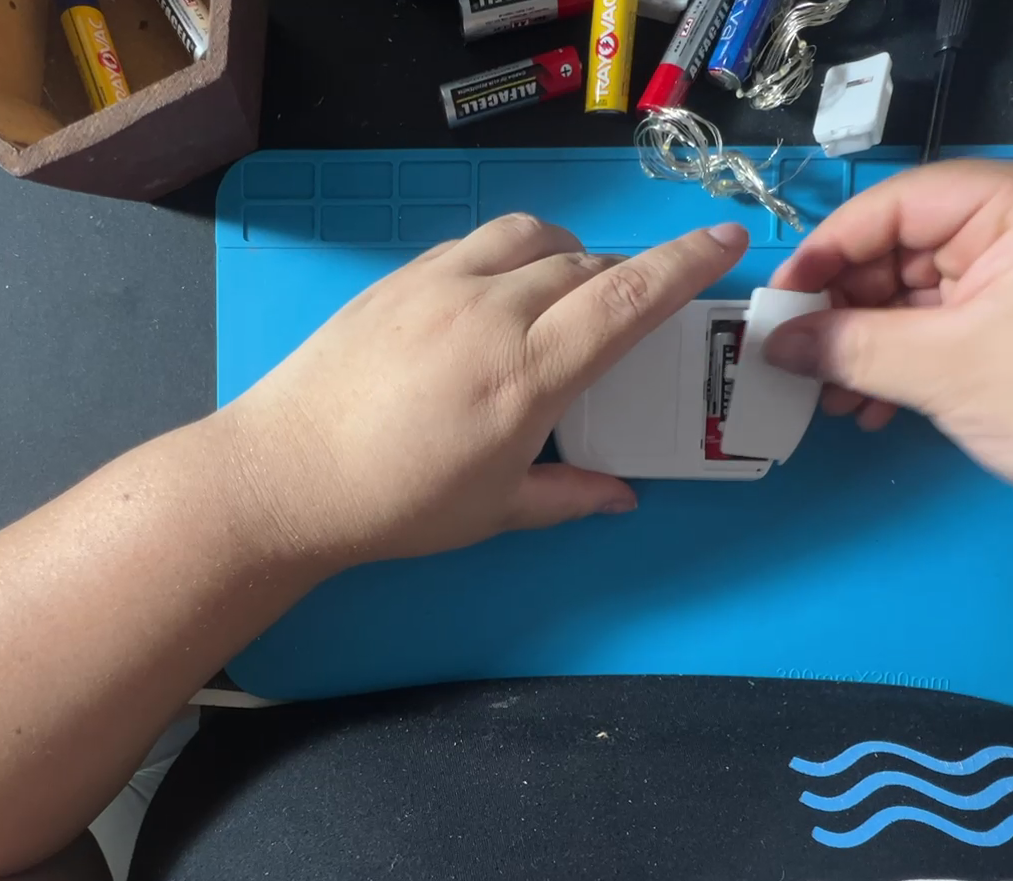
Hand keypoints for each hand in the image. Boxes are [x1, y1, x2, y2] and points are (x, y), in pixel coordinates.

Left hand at [218, 214, 748, 564]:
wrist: (287, 475)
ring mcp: (439, 284)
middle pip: (585, 264)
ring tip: (565, 293)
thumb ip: (568, 494)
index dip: (684, 265)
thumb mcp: (494, 511)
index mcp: (527, 374)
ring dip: (567, 255)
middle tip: (627, 312)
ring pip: (531, 237)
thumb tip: (623, 497)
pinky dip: (510, 255)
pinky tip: (498, 293)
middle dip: (623, 277)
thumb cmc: (397, 505)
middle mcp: (491, 311)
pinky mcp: (399, 278)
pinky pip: (476, 243)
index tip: (725, 240)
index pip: (626, 299)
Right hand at [767, 162, 1012, 531]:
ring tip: (831, 400)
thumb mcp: (949, 370)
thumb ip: (849, 348)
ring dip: (865, 349)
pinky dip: (900, 367)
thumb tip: (771, 343)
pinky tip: (871, 408)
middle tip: (798, 362)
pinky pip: (941, 333)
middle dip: (844, 312)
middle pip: (903, 252)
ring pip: (915, 301)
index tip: (778, 302)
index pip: (901, 202)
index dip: (828, 249)